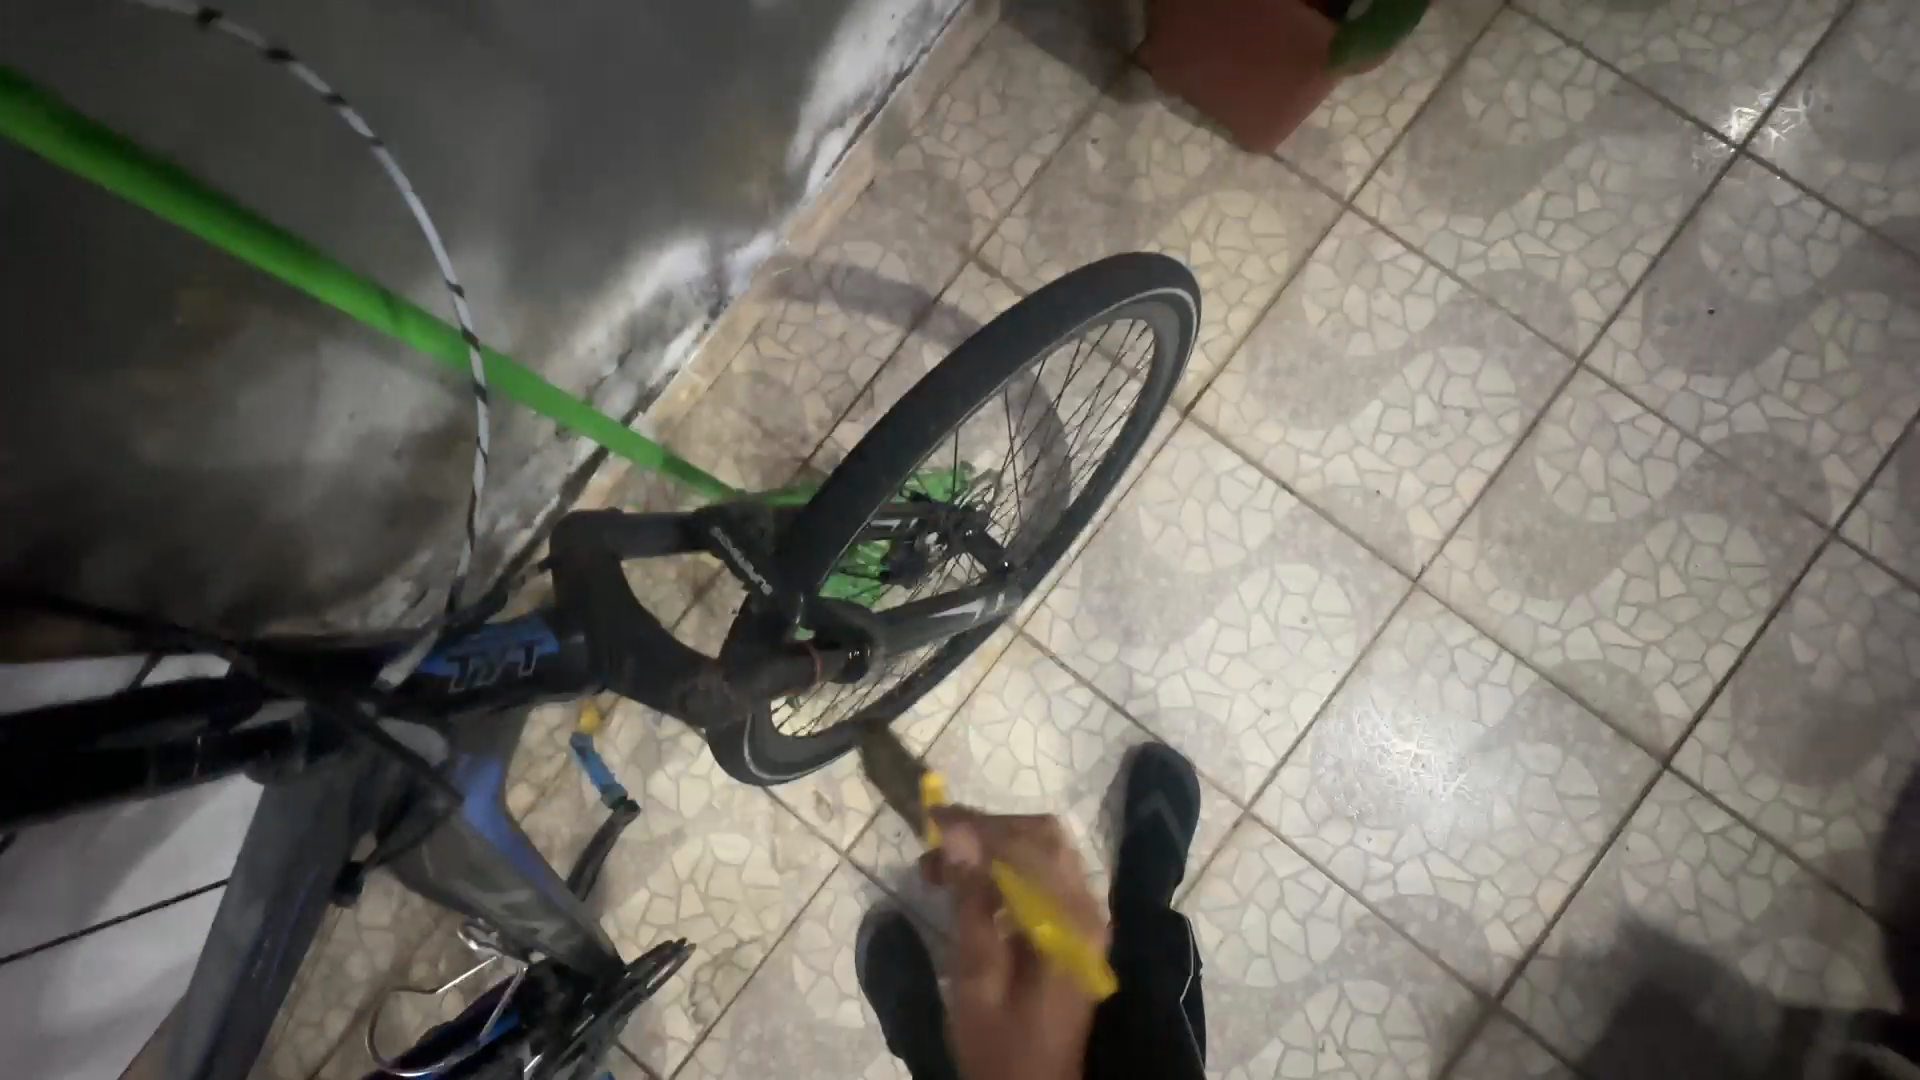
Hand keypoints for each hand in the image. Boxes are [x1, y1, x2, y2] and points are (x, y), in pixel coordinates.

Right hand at [922, 808, 1110, 1079]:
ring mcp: (1086, 914)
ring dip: (994, 842)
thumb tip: (954, 834)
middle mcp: (1087, 908)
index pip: (1027, 847)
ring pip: (1045, 848)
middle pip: (1044, 836)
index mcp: (1069, 924)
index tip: (933, 818)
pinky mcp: (1076, 924)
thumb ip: (971, 903)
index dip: (979, 825)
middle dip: (988, 827)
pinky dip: (1006, 863)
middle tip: (938, 839)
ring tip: (943, 862)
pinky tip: (971, 879)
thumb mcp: (976, 980)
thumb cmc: (1001, 1048)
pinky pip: (1044, 871)